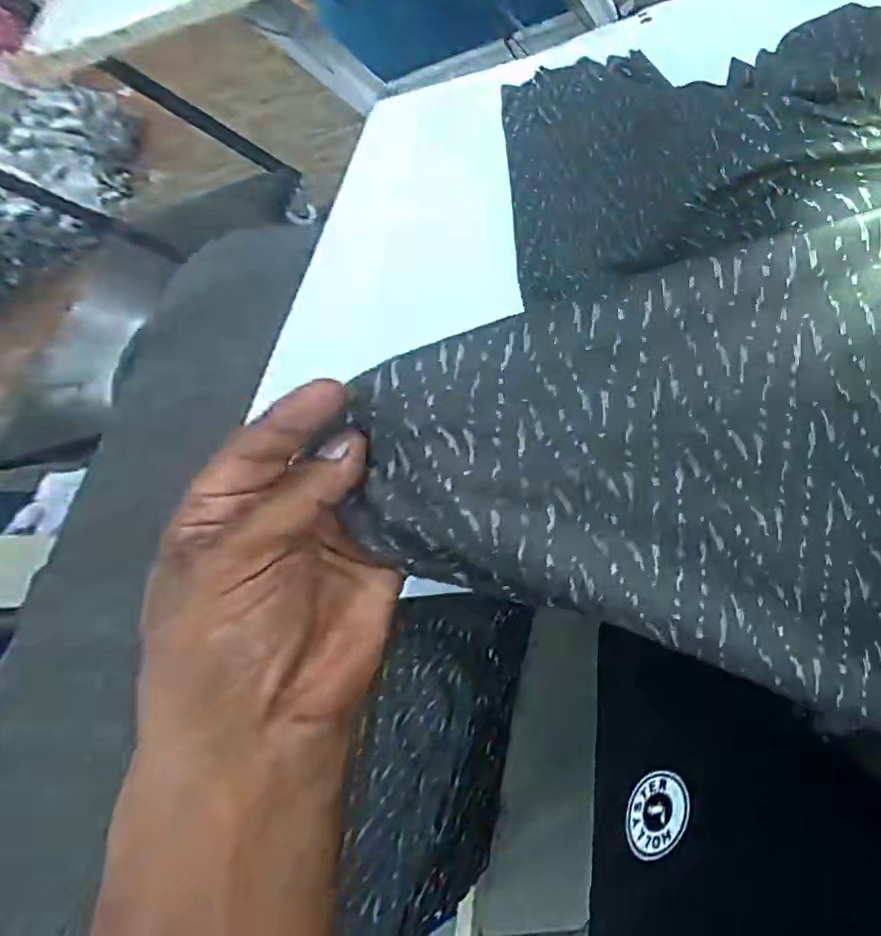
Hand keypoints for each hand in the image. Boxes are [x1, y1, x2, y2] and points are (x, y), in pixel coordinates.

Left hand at [93, 379, 399, 935]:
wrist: (270, 714)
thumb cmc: (218, 639)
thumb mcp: (230, 563)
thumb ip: (293, 501)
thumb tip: (355, 444)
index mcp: (221, 515)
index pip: (253, 454)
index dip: (290, 420)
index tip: (335, 389)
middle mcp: (282, 517)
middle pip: (314, 460)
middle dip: (342, 428)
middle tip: (389, 393)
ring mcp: (338, 535)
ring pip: (364, 482)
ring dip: (387, 455)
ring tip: (422, 417)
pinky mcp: (387, 556)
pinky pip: (403, 514)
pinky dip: (419, 490)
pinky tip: (439, 463)